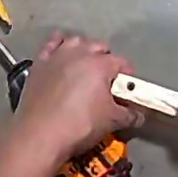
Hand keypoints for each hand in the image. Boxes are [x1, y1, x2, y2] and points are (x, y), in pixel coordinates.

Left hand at [10, 33, 142, 162]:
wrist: (40, 135)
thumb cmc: (80, 126)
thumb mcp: (112, 121)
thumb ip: (129, 115)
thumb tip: (138, 115)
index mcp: (100, 65)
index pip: (120, 62)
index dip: (127, 74)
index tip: (127, 86)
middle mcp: (79, 54)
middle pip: (98, 47)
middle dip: (106, 59)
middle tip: (107, 80)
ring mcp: (56, 56)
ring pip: (75, 42)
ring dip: (83, 50)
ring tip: (85, 66)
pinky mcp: (39, 64)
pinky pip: (50, 45)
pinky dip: (57, 45)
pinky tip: (60, 53)